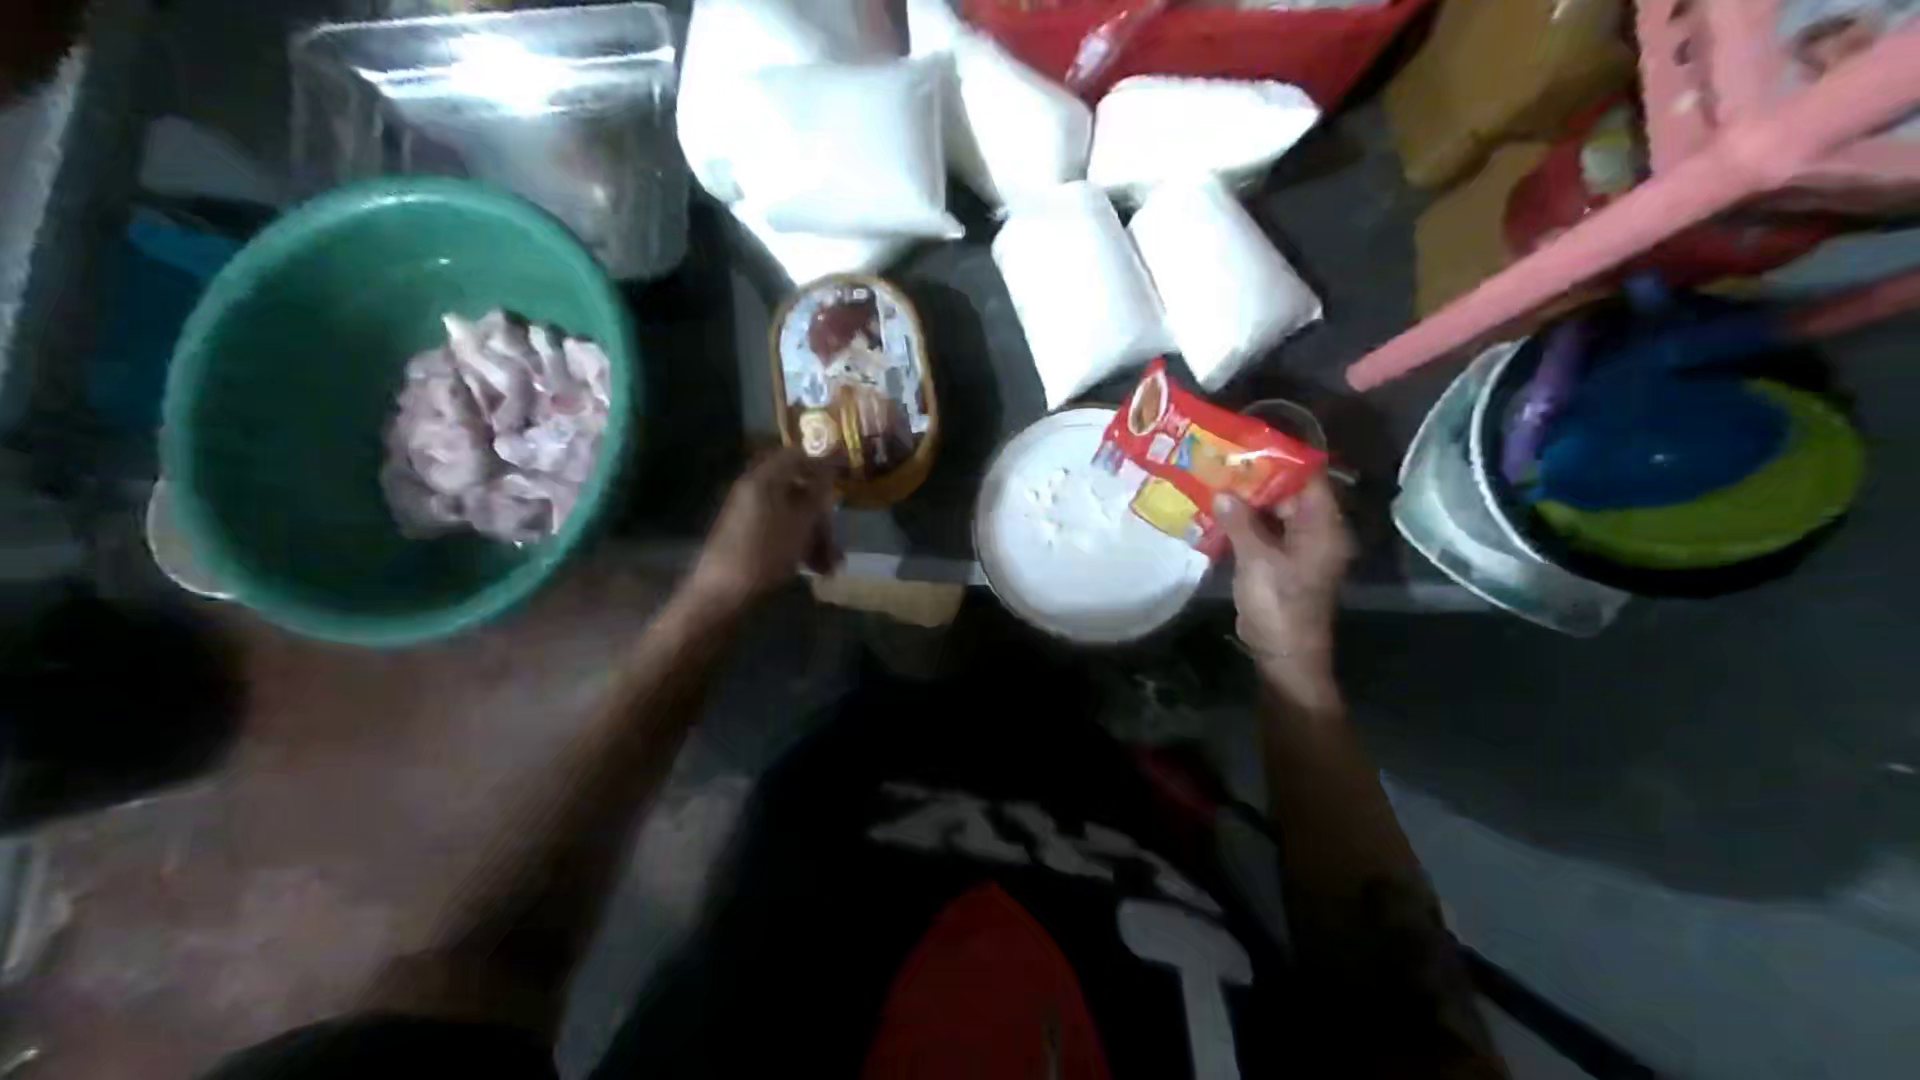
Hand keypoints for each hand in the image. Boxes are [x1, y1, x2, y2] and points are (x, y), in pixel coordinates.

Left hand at [685, 449, 840, 613]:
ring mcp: (749, 515)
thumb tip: (835, 452)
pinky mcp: (747, 537)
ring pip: (793, 516)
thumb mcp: (802, 520)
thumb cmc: (766, 552)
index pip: (797, 455)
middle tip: (836, 541)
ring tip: (830, 566)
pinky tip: (815, 569)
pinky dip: (800, 546)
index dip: (823, 463)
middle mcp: (755, 491)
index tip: (845, 478)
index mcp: (764, 479)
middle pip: (798, 491)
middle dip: (822, 517)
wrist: (722, 594)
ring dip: (816, 537)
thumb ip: (820, 488)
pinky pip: (781, 532)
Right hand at [1215, 475, 1352, 707]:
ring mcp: (1298, 548)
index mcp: (1323, 528)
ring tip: (1216, 479)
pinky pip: (1264, 531)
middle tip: (1224, 460)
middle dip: (1258, 478)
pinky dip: (1244, 521)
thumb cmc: (1279, 605)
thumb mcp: (1257, 560)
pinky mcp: (1280, 562)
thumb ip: (1240, 522)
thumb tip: (1222, 492)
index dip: (1283, 459)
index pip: (1309, 479)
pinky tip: (1218, 511)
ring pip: (1274, 512)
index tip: (1251, 442)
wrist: (1284, 653)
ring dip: (1248, 500)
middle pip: (1290, 493)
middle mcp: (1315, 532)